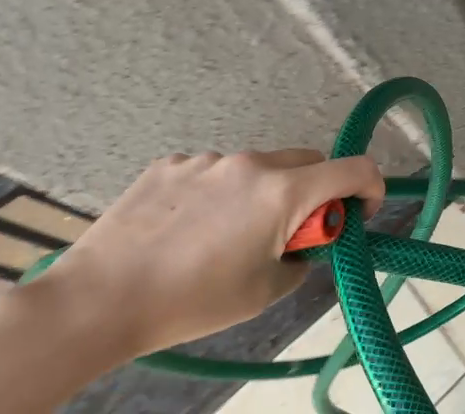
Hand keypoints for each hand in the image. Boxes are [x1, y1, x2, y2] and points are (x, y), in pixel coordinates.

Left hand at [43, 149, 383, 356]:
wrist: (93, 304)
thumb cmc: (187, 303)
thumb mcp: (263, 291)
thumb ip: (300, 257)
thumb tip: (304, 242)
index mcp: (284, 192)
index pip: (356, 169)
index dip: (371, 188)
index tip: (361, 211)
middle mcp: (253, 164)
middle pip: (309, 162)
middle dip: (313, 191)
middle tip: (289, 231)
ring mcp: (208, 160)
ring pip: (258, 167)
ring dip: (261, 192)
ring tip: (222, 236)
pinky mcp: (170, 164)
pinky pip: (213, 171)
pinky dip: (216, 192)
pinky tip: (187, 228)